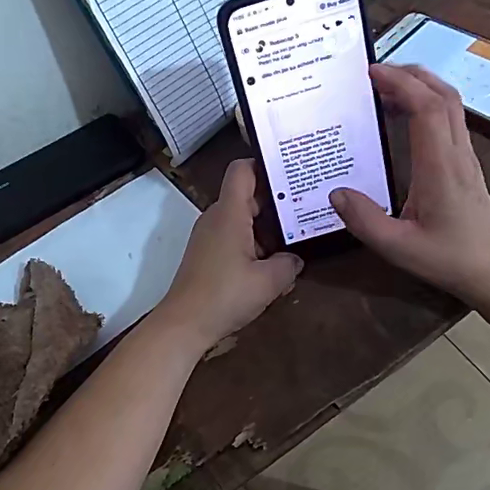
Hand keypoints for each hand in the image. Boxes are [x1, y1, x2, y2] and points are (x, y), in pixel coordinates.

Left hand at [151, 159, 303, 349]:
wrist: (183, 325)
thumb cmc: (225, 296)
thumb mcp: (268, 282)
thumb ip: (288, 264)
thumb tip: (295, 259)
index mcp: (229, 213)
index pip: (242, 170)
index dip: (264, 164)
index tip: (290, 173)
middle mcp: (215, 218)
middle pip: (247, 195)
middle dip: (276, 202)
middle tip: (306, 209)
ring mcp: (208, 236)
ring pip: (241, 219)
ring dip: (266, 229)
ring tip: (295, 240)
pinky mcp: (206, 254)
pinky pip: (233, 237)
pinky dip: (253, 245)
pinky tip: (272, 265)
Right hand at [330, 64, 489, 305]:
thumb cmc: (449, 258)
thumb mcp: (398, 247)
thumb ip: (365, 221)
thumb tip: (336, 193)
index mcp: (440, 167)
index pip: (426, 108)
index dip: (401, 84)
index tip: (372, 73)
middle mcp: (456, 153)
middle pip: (442, 95)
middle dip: (410, 74)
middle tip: (375, 71)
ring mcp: (464, 156)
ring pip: (449, 104)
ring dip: (420, 85)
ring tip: (385, 86)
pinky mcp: (464, 163)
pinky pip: (448, 119)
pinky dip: (426, 104)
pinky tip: (403, 115)